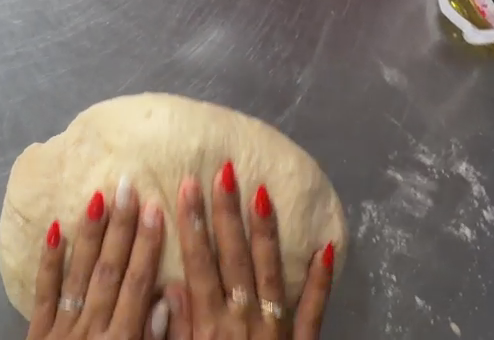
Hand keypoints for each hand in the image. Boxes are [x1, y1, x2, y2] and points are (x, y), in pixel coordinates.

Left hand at [27, 177, 171, 339]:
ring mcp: (62, 329)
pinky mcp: (39, 333)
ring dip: (90, 235)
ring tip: (98, 196)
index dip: (147, 246)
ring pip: (79, 275)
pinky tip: (54, 228)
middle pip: (109, 271)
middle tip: (127, 186)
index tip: (154, 207)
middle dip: (120, 228)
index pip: (137, 284)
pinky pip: (44, 292)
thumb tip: (166, 299)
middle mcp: (92, 328)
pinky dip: (49, 262)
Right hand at [162, 163, 333, 339]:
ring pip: (269, 275)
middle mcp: (243, 324)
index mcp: (210, 328)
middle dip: (227, 214)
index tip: (188, 183)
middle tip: (224, 171)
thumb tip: (169, 282)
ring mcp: (276, 334)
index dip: (193, 223)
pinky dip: (320, 280)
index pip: (199, 264)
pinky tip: (324, 246)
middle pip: (233, 260)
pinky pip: (313, 312)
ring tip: (263, 191)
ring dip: (266, 233)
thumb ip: (180, 328)